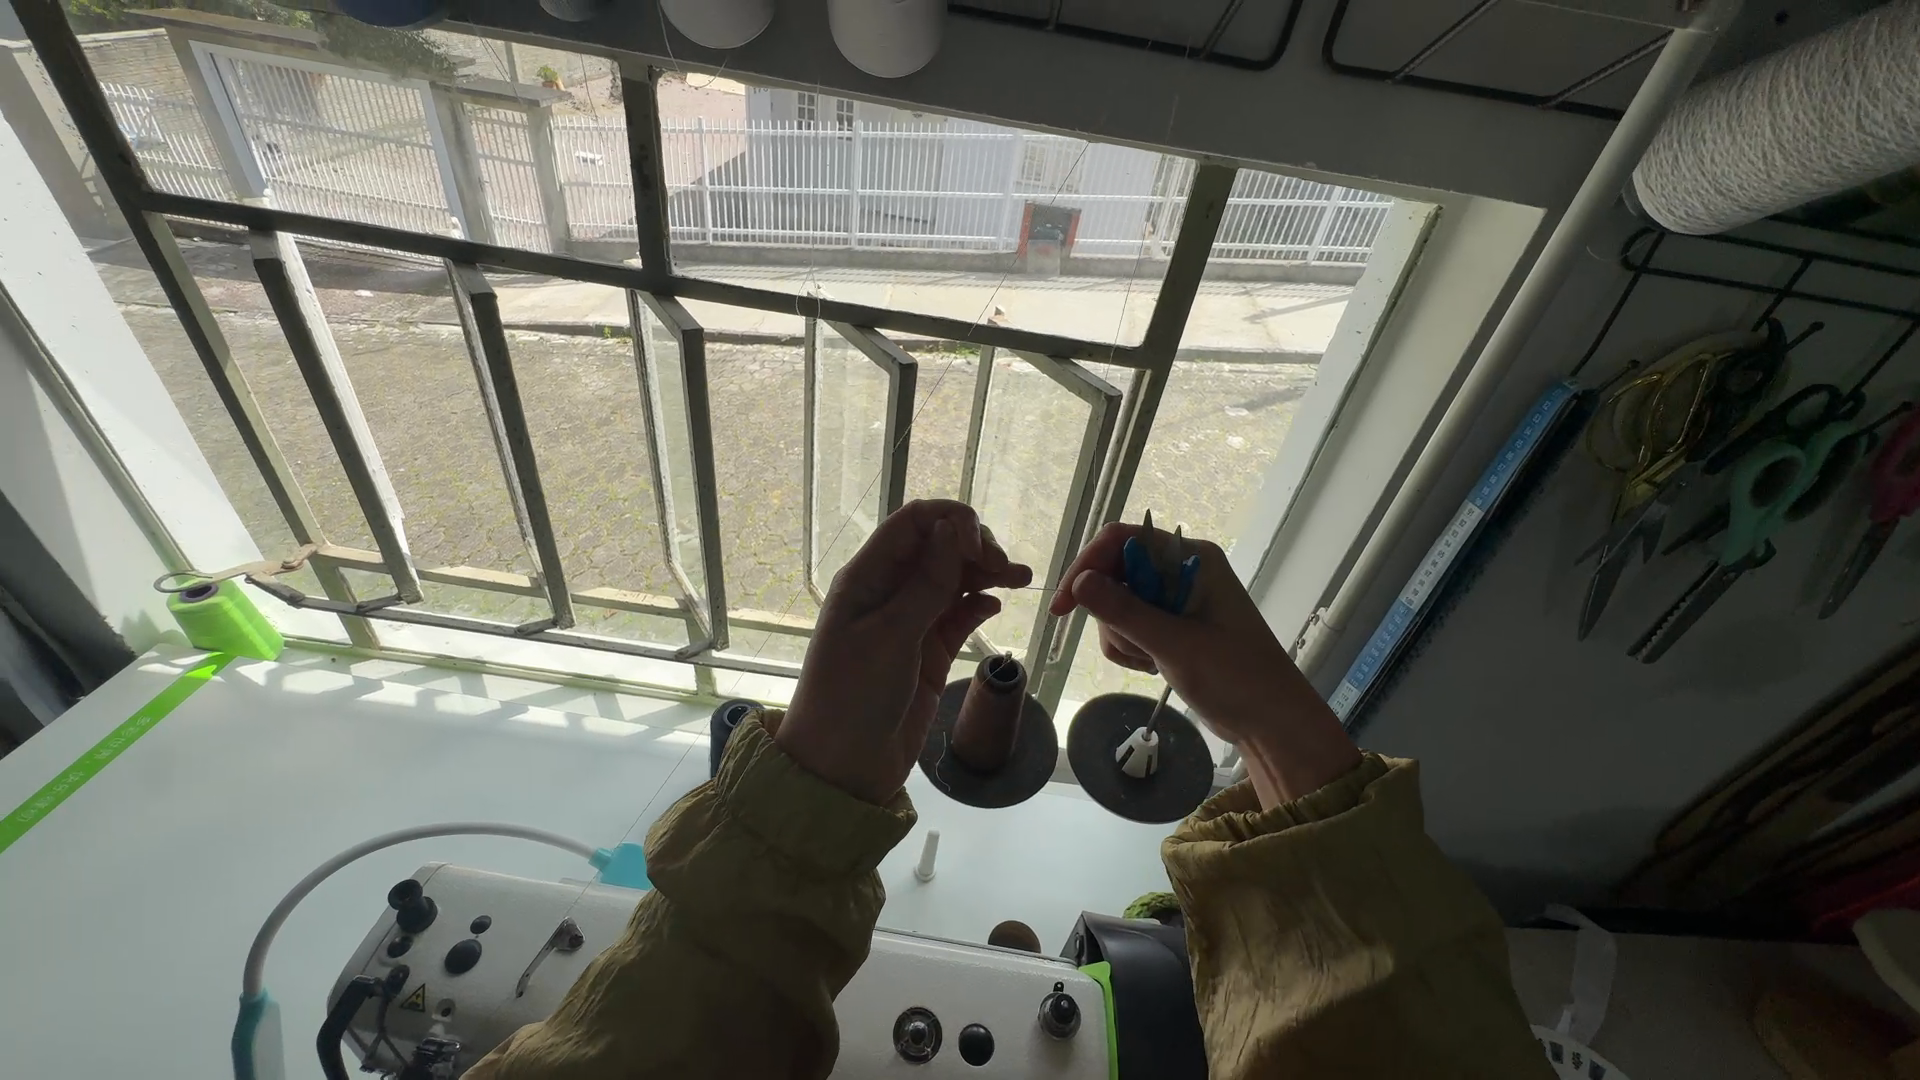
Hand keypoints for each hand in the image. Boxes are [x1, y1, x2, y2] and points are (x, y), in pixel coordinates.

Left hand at [778, 500, 1032, 803]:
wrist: (844, 767)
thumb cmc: (854, 695)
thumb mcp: (891, 636)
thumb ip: (926, 583)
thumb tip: (954, 528)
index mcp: (868, 576)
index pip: (913, 523)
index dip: (951, 521)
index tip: (983, 546)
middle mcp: (889, 590)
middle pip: (938, 547)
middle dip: (975, 547)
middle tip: (1006, 569)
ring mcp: (910, 620)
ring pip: (953, 579)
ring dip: (985, 573)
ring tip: (1022, 578)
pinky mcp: (929, 650)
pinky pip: (958, 614)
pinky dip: (978, 604)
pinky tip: (995, 606)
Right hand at [1049, 522, 1358, 807]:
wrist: (1271, 723)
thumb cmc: (1235, 677)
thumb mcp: (1174, 644)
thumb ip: (1124, 611)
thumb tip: (1078, 583)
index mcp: (1191, 558)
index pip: (1122, 540)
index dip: (1087, 565)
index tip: (1063, 604)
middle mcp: (1180, 570)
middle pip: (1114, 573)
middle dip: (1110, 614)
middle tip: (1129, 647)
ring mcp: (1174, 599)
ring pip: (1116, 604)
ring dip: (1121, 636)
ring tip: (1153, 661)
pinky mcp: (1170, 626)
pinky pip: (1127, 626)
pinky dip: (1129, 648)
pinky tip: (1153, 667)